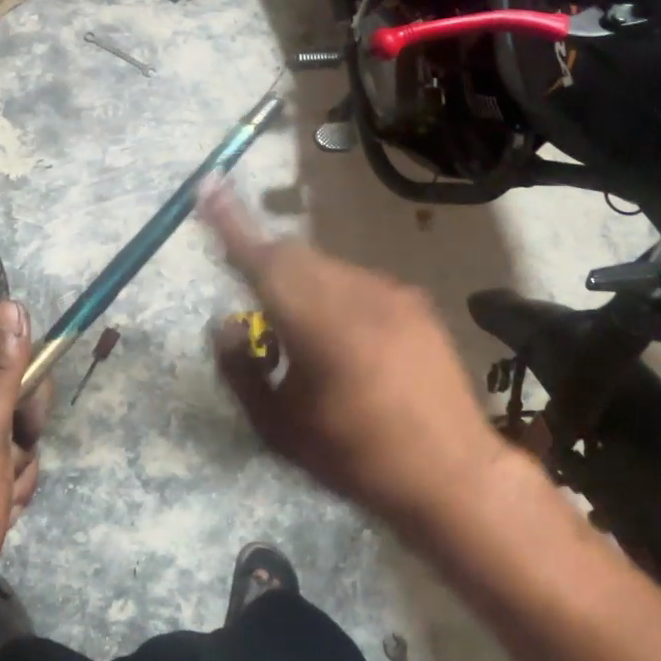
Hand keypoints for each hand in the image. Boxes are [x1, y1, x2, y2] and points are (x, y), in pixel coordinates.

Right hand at [200, 182, 507, 526]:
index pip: (260, 258)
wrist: (454, 474)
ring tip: (303, 333)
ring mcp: (389, 292)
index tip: (206, 185)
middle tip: (252, 295)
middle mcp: (353, 292)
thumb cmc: (354, 457)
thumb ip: (240, 368)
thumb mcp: (277, 428)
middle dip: (263, 260)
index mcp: (315, 323)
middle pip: (292, 255)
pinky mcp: (414, 301)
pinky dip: (334, 294)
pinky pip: (356, 281)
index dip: (229, 221)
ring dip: (300, 282)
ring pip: (325, 266)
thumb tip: (225, 322)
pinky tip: (345, 339)